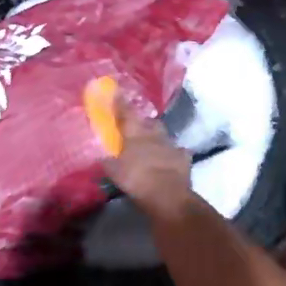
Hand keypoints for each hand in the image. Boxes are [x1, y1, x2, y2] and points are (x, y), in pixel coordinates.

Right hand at [101, 97, 196, 219]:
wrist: (167, 195)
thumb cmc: (137, 179)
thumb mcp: (114, 172)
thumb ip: (108, 162)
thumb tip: (101, 157)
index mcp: (135, 134)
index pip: (126, 113)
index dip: (120, 102)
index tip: (116, 91)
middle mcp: (154, 134)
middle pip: (149, 121)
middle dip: (143, 122)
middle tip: (137, 126)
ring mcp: (171, 144)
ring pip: (164, 134)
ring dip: (158, 137)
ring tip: (153, 143)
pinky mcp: (184, 157)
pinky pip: (178, 151)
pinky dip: (174, 153)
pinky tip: (171, 158)